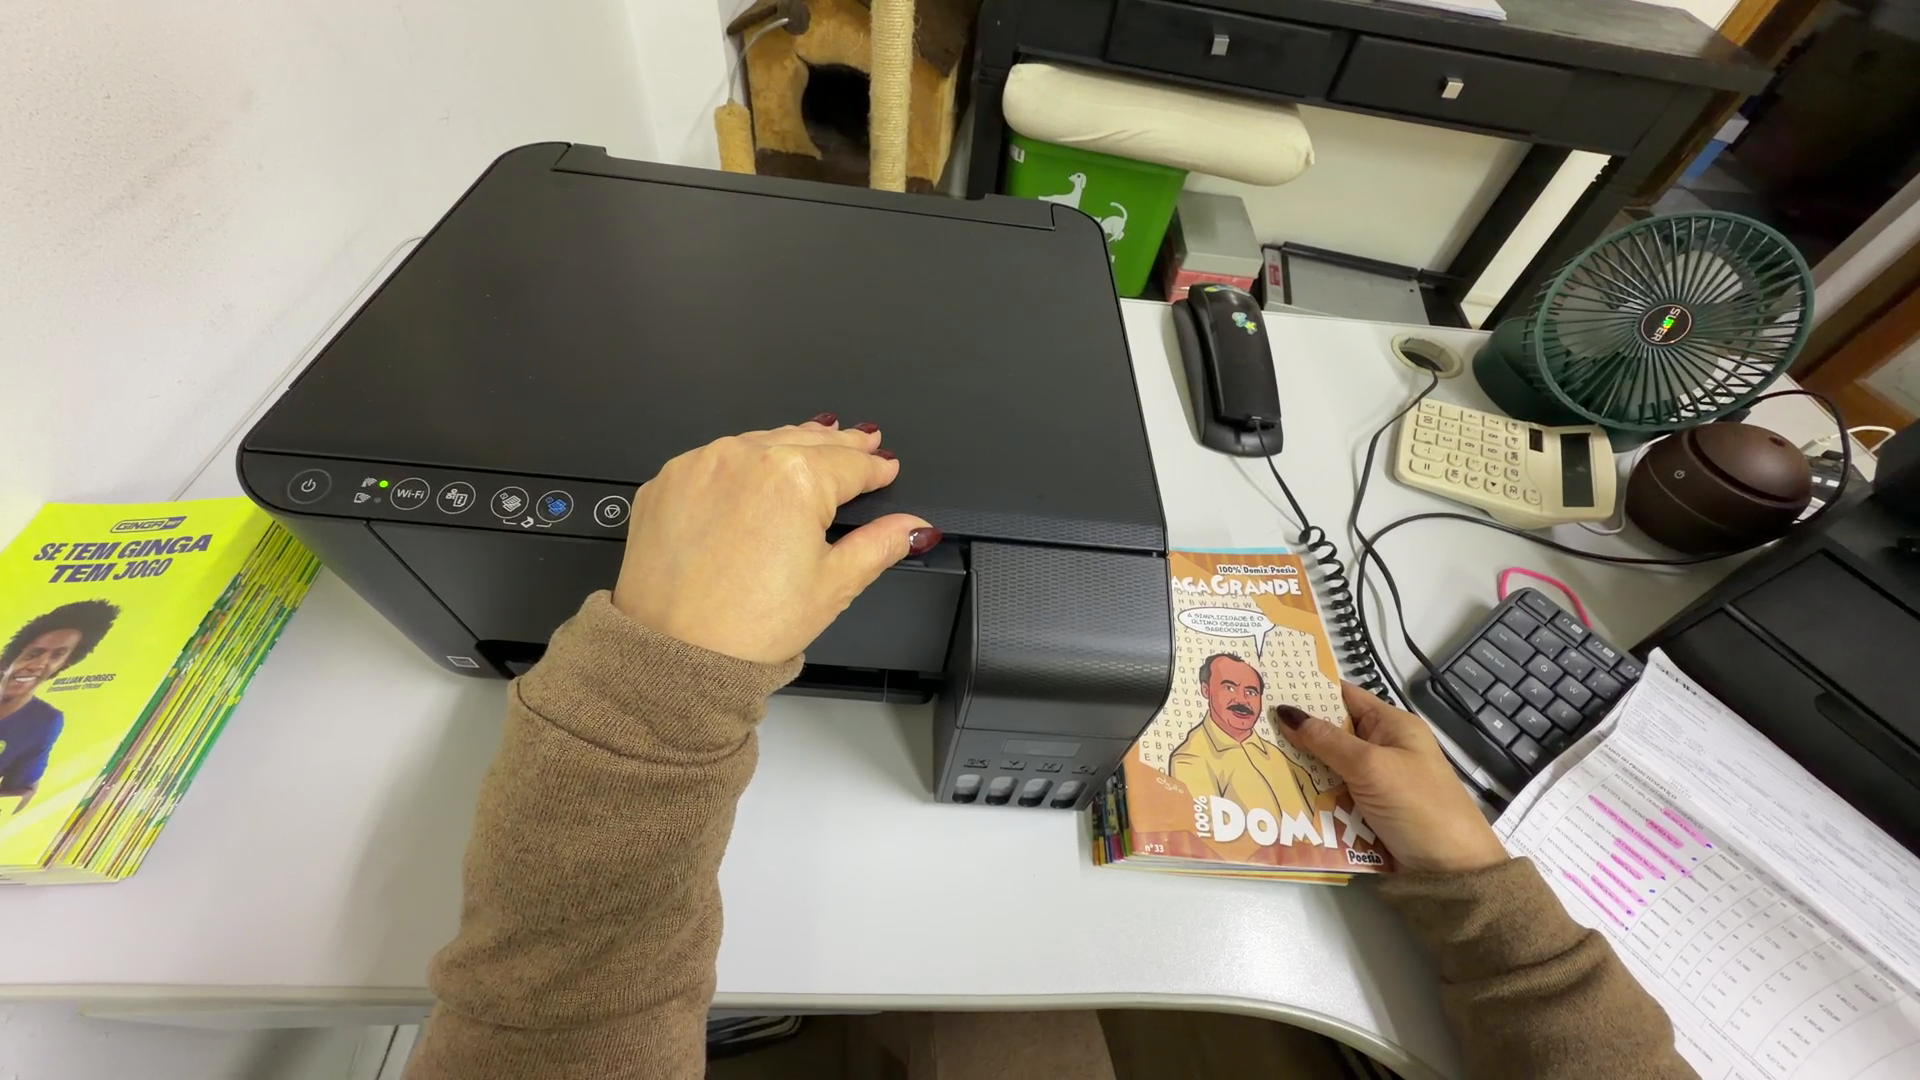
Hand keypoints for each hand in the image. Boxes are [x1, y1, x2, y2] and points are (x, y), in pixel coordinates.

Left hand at [611, 416, 938, 663]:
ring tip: (816, 441)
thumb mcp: (834, 585)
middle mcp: (745, 458)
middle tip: (862, 439)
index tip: (885, 465)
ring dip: (793, 442)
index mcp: (795, 479)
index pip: (851, 463)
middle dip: (840, 442)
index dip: (875, 466)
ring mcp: (699, 465)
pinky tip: (757, 469)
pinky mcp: (666, 482)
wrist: (670, 653)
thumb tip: (914, 528)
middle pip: (808, 440)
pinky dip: (743, 459)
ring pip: (761, 440)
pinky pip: (716, 457)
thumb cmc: (747, 627)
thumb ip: (881, 545)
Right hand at [1275, 683, 1507, 874]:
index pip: (1344, 695)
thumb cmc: (1418, 806)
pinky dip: (1310, 788)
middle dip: (1296, 728)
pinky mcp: (1367, 805)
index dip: (1309, 688)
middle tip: (1252, 723)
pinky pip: (1331, 789)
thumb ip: (1326, 739)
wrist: (1453, 873)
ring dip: (1300, 762)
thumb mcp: (1370, 766)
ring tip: (1257, 754)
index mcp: (1392, 725)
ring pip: (1326, 761)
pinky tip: (1280, 786)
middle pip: (1330, 729)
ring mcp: (1375, 778)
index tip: (1268, 686)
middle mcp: (1383, 746)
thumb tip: (1285, 711)